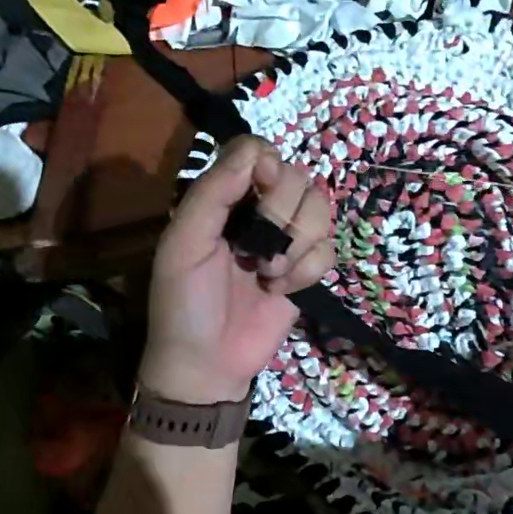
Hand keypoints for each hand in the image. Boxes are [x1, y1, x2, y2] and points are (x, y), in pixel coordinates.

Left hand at [138, 137, 334, 404]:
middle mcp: (257, 211)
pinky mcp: (307, 271)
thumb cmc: (184, 302)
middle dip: (282, 215)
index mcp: (224, 198)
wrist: (207, 363)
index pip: (260, 152)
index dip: (268, 166)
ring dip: (297, 244)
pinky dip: (309, 270)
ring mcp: (285, 241)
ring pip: (320, 209)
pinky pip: (329, 249)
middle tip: (255, 251)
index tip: (260, 191)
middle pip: (298, 177)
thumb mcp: (183, 244)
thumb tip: (255, 150)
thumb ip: (212, 193)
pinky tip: (283, 290)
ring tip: (269, 274)